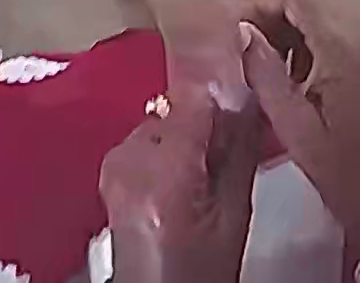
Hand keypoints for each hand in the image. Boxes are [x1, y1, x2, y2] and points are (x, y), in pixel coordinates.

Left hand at [99, 89, 262, 282]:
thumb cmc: (199, 272)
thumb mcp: (235, 213)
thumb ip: (241, 146)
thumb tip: (249, 95)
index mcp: (165, 176)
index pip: (193, 99)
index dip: (219, 94)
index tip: (239, 99)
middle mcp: (131, 163)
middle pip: (177, 108)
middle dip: (203, 119)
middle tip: (223, 147)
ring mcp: (116, 166)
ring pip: (164, 119)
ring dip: (184, 132)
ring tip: (200, 168)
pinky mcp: (110, 169)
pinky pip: (147, 135)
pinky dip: (166, 145)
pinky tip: (179, 174)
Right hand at [239, 0, 359, 282]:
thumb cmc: (348, 175)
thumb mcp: (296, 128)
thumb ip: (266, 73)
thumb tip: (240, 29)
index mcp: (342, 44)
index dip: (257, 2)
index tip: (230, 28)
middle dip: (269, 15)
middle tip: (238, 46)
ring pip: (319, 13)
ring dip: (286, 29)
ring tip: (258, 62)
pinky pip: (333, 31)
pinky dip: (307, 42)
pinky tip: (289, 74)